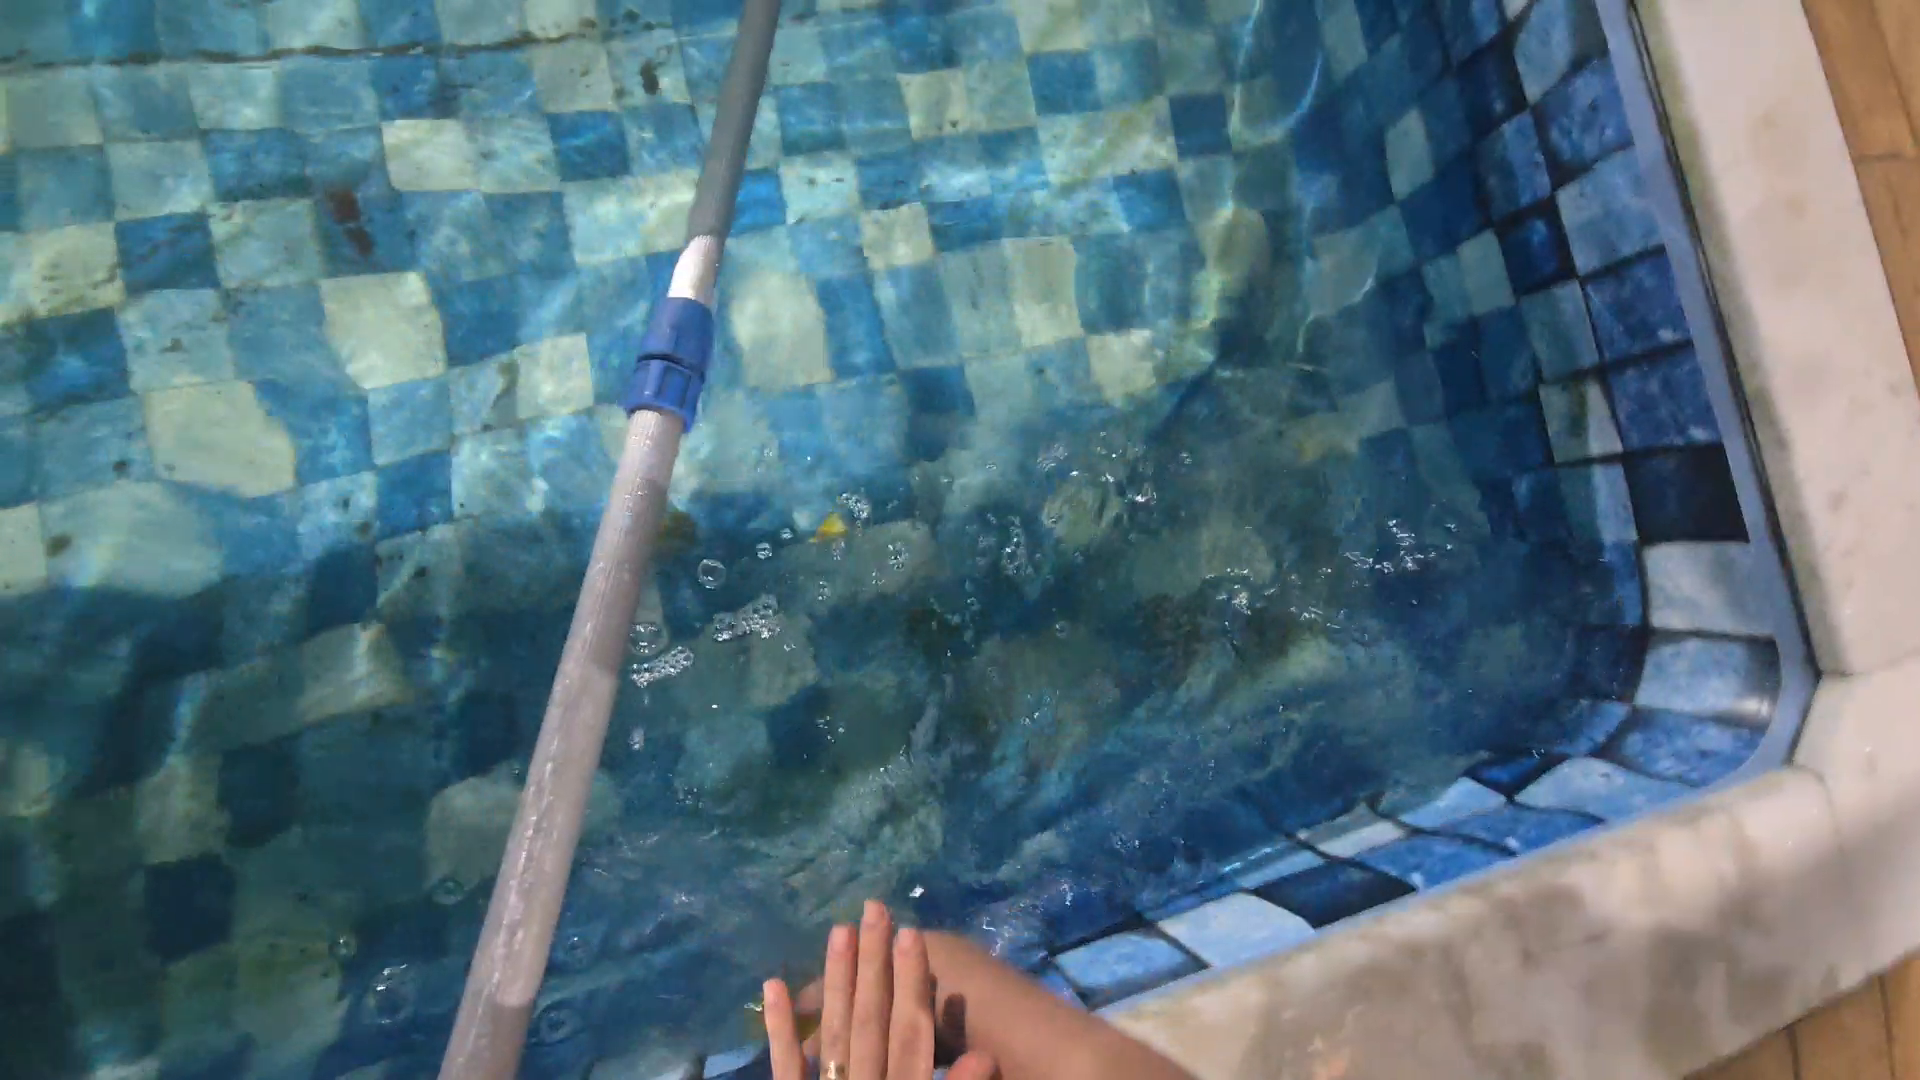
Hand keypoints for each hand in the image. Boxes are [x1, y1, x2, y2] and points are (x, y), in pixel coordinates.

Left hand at [764, 900, 996, 1079]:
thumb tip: (986, 1057)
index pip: (912, 1033)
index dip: (912, 983)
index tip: (911, 933)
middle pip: (871, 1020)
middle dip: (874, 964)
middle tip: (874, 909)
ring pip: (832, 1033)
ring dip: (834, 981)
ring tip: (837, 930)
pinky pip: (785, 1071)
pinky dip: (780, 1028)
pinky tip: (774, 985)